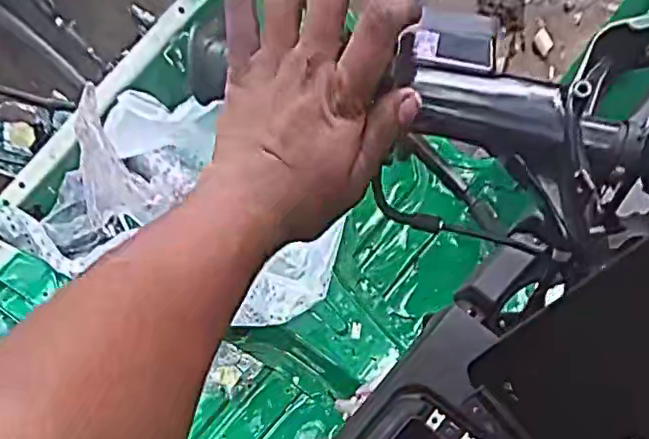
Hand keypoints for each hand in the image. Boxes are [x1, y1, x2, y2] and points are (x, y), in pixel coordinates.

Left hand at [198, 0, 422, 246]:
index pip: (378, 29)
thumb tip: (409, 101)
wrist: (245, 208)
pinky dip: (240, 1)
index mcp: (342, 95)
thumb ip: (383, 132)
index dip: (398, 9)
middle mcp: (308, 68)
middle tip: (355, 2)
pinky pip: (239, 19)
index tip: (406, 13)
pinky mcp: (242, 73)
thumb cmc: (296, 200)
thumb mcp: (355, 178)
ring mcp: (273, 65)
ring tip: (312, 0)